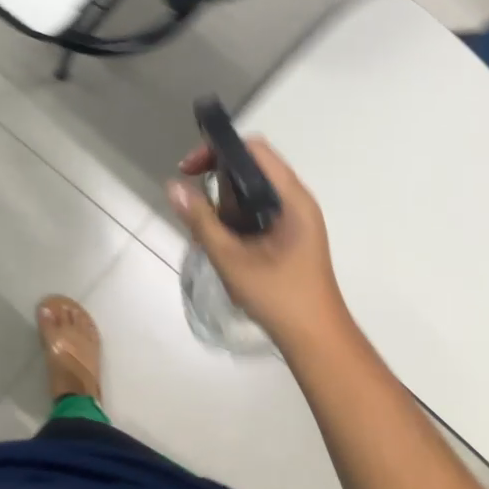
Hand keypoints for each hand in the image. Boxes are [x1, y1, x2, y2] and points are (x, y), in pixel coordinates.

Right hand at [170, 136, 347, 339]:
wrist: (316, 338)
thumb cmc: (278, 296)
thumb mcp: (231, 258)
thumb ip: (201, 220)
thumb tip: (173, 186)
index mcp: (292, 198)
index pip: (254, 150)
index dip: (219, 149)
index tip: (189, 169)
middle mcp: (297, 200)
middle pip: (253, 166)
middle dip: (217, 174)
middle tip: (190, 196)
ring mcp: (296, 217)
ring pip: (254, 189)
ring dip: (225, 198)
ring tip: (204, 223)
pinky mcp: (290, 234)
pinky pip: (259, 208)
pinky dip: (236, 214)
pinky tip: (221, 238)